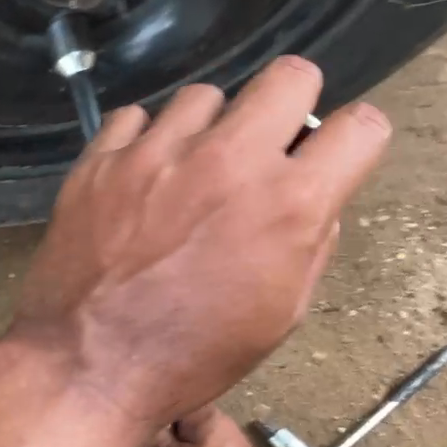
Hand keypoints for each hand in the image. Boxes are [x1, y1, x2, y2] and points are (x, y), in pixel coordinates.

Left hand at [10, 56, 390, 431]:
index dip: (347, 146)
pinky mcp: (99, 161)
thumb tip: (312, 198)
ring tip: (183, 178)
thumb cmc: (187, 359)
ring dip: (205, 130)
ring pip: (203, 98)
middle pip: (289, 76)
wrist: (85, 369)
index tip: (325, 162)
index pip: (360, 127)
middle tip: (260, 151)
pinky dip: (139, 143)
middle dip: (286, 109)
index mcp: (289, 204)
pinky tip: (134, 181)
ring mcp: (156, 154)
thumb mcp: (277, 317)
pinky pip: (132, 119)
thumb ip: (309, 242)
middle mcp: (228, 161)